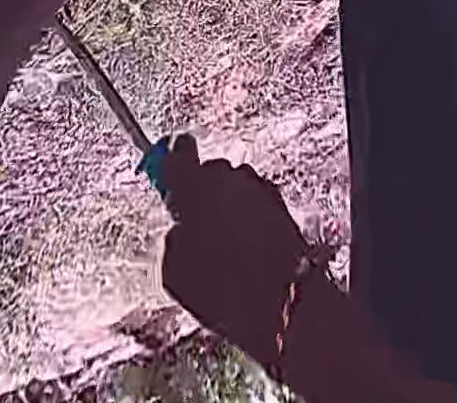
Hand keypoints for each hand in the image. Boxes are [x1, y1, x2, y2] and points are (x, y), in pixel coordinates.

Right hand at [160, 136, 308, 366]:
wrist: (286, 304)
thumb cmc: (225, 289)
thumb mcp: (175, 273)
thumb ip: (171, 238)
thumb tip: (180, 230)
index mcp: (194, 185)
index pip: (176, 151)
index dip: (171, 162)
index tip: (170, 179)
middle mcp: (226, 176)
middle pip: (207, 170)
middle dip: (202, 192)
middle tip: (200, 227)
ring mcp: (255, 185)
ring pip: (233, 185)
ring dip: (228, 203)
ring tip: (229, 243)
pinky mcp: (279, 200)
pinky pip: (255, 198)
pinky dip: (251, 214)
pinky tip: (250, 247)